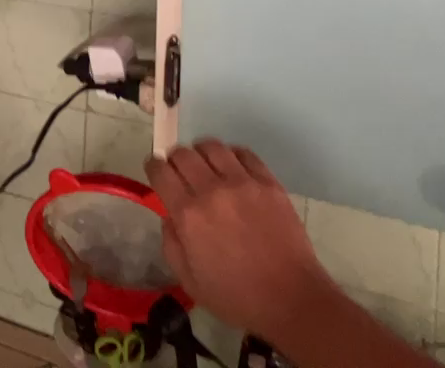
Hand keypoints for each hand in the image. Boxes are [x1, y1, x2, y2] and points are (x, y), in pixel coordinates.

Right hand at [145, 140, 338, 339]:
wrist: (290, 298)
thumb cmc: (237, 296)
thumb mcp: (190, 281)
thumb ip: (171, 244)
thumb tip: (169, 216)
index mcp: (189, 215)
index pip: (161, 172)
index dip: (153, 166)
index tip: (154, 168)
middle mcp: (212, 190)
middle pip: (184, 154)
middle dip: (175, 158)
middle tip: (179, 169)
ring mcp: (243, 183)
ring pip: (212, 146)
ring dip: (202, 152)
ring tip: (206, 164)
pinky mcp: (268, 182)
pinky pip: (244, 153)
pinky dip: (232, 155)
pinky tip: (233, 168)